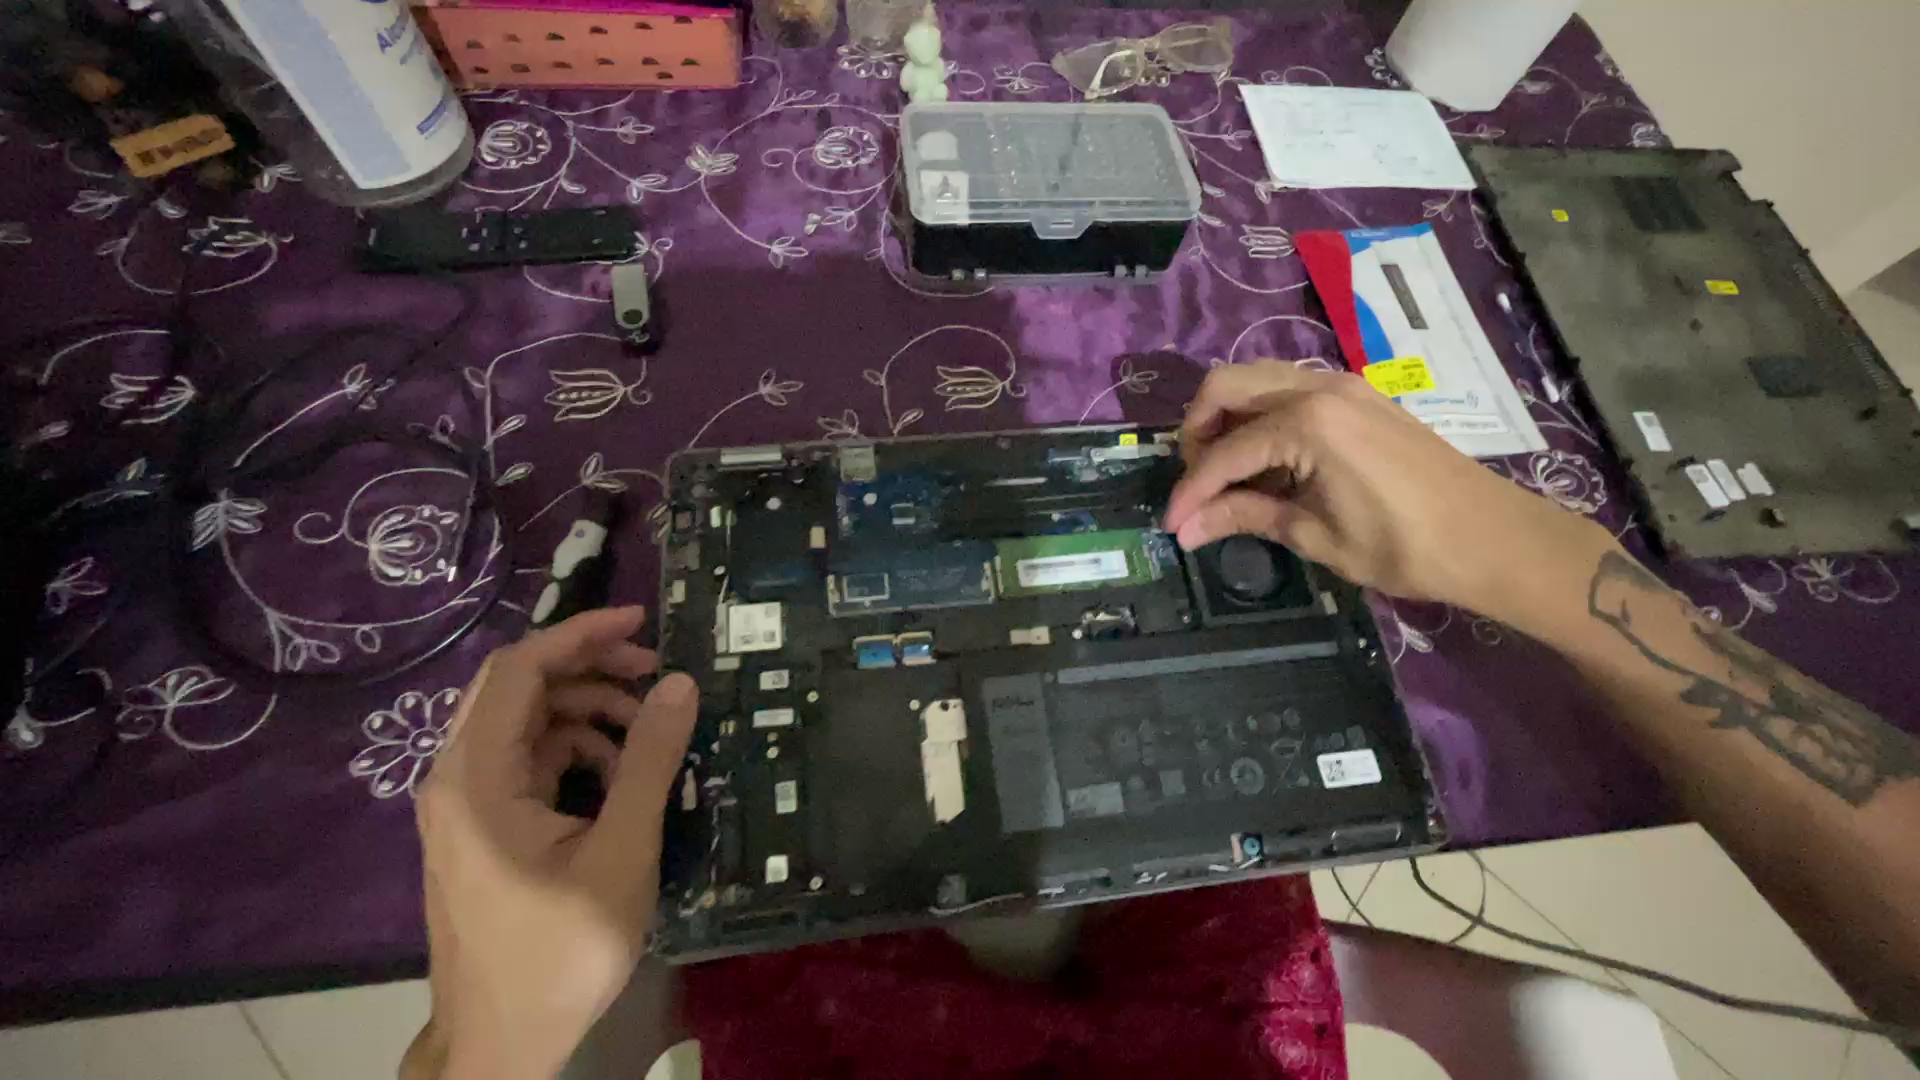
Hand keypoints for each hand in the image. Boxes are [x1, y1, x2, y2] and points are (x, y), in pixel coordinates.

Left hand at [407, 607, 697, 1079]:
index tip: (643, 622)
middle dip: (590, 666)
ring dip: (590, 707)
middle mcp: (458, 778)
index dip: (580, 634)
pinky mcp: (486, 824)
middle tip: (658, 670)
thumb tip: (681, 683)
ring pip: (528, 720)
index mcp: (475, 780)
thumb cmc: (559, 953)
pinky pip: (532, 757)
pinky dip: (579, 745)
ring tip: (651, 725)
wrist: (502, 1047)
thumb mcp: (620, 853)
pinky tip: (621, 767)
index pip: (519, 671)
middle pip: (519, 687)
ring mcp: (469, 803)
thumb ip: (648, 762)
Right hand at [1162, 360, 1615, 622]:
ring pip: (1255, 378)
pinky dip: (1260, 414)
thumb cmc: (1405, 547)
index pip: (1224, 453)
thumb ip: (1245, 517)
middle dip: (1197, 431)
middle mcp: (1318, 389)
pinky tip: (1267, 459)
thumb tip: (1185, 530)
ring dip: (1227, 416)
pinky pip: (1287, 387)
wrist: (1494, 538)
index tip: (1172, 525)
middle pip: (1226, 385)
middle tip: (1198, 481)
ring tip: (1226, 469)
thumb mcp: (1316, 536)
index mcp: (1308, 425)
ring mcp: (1341, 385)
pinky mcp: (1357, 395)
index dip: (1191, 491)